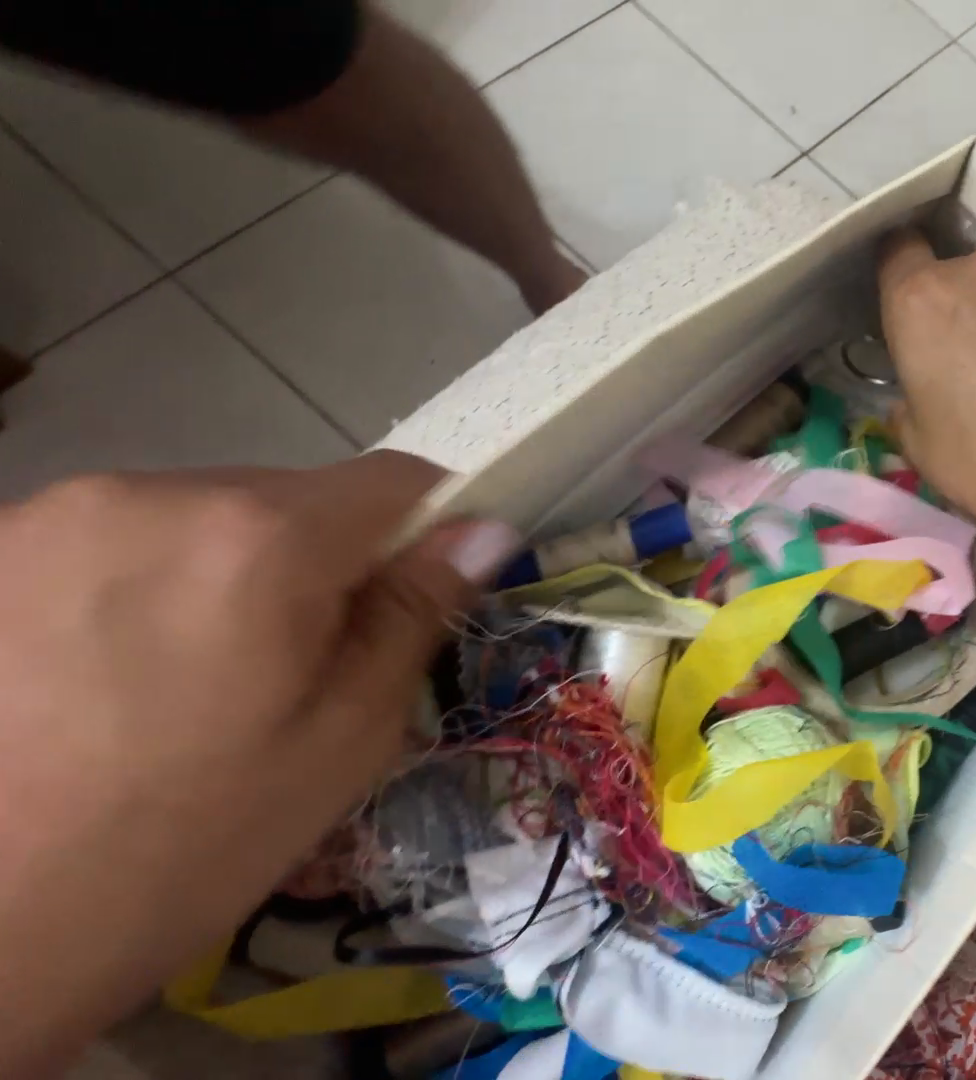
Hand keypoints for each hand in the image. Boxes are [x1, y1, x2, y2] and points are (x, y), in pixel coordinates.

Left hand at [0, 453, 517, 1071]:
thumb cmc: (203, 831)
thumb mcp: (353, 727)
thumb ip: (417, 610)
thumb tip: (484, 533)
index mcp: (261, 538)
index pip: (398, 478)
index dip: (437, 525)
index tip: (429, 590)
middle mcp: (151, 495)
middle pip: (300, 495)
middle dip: (331, 557)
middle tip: (313, 656)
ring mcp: (48, 517)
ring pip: (212, 514)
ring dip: (240, 566)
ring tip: (206, 668)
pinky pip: (126, 538)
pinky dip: (159, 580)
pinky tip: (123, 668)